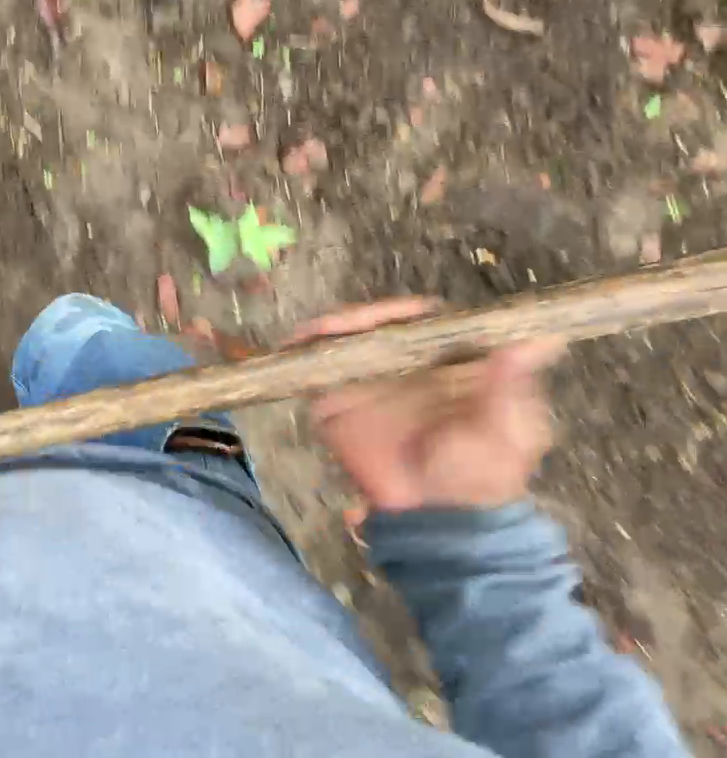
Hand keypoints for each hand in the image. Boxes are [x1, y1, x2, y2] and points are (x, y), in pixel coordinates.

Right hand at [299, 299, 564, 512]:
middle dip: (356, 318)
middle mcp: (402, 364)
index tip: (402, 313)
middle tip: (340, 325)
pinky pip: (312, 369)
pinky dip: (299, 353)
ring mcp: (365, 380)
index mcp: (447, 365)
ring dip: (325, 330)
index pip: (425, 324)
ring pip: (341, 341)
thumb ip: (510, 389)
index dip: (410, 313)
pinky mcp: (332, 400)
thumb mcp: (505, 433)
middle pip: (375, 326)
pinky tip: (292, 346)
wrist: (431, 516)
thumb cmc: (478, 474)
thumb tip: (536, 340)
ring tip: (315, 331)